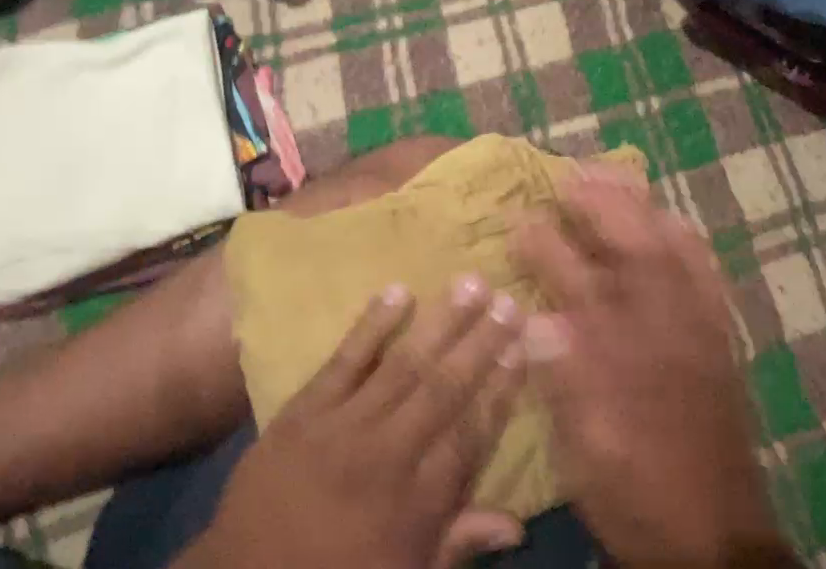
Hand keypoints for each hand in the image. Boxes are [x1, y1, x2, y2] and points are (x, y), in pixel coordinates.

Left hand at [181, 277, 528, 568]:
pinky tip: (397, 292)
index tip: (523, 347)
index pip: (471, 433)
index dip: (501, 389)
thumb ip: (456, 543)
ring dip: (440, 322)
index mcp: (417, 501)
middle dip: (480, 342)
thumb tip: (516, 525)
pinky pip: (343, 360)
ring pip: (402, 365)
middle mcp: (387, 454)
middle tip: (508, 300)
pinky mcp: (303, 409)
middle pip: (443, 389)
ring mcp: (342, 426)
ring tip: (469, 283)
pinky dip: (371, 325)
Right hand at [514, 164, 789, 568]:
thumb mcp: (581, 443)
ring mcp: (697, 331)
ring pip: (673, 250)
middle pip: (631, 248)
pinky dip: (689, 241)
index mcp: (617, 353)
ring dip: (642, 208)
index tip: (518, 221)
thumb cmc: (633, 488)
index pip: (573, 281)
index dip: (543, 246)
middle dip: (599, 204)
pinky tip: (674, 224)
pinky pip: (708, 275)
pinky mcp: (719, 342)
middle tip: (571, 173)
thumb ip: (559, 377)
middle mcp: (661, 329)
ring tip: (617, 178)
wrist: (712, 538)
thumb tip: (535, 321)